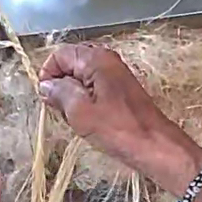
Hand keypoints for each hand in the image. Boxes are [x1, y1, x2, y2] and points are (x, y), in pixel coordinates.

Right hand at [38, 45, 201, 193]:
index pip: (59, 54)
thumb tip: (45, 85)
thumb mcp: (80, 111)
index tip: (47, 98)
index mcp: (97, 59)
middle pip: (70, 65)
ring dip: (72, 97)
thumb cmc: (118, 129)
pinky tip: (88, 120)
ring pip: (80, 79)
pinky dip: (84, 103)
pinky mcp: (120, 91)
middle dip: (60, 85)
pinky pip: (92, 90)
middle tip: (61, 109)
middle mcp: (107, 61)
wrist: (155, 147)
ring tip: (76, 118)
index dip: (48, 74)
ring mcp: (115, 75)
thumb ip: (59, 92)